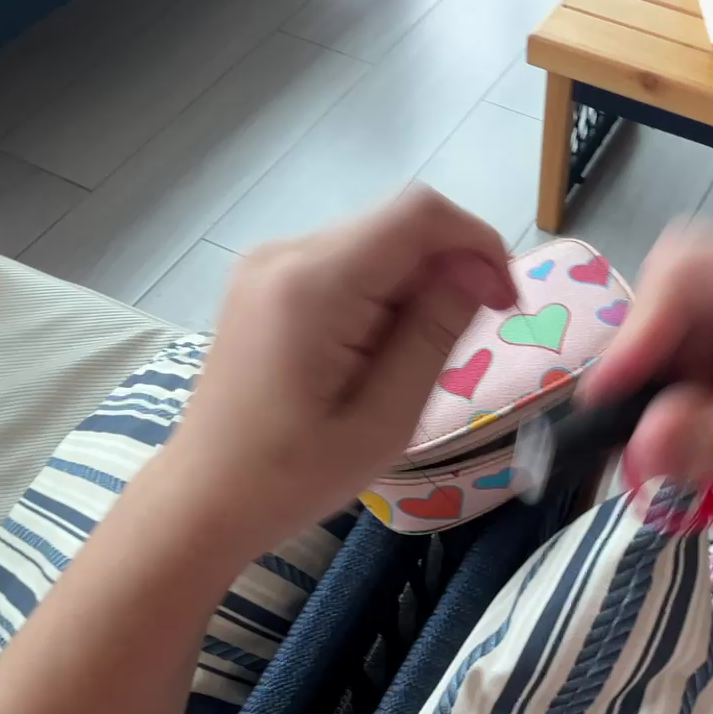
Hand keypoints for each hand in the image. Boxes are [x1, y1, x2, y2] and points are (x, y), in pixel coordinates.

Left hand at [158, 188, 515, 554]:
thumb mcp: (384, 421)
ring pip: (376, 245)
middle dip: (451, 271)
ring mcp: (268, 264)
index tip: (505, 304)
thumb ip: (433, 336)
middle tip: (465, 344)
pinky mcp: (266, 283)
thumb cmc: (294, 477)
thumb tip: (480, 271)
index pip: (419, 215)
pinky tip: (378, 351)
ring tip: (414, 360)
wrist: (207, 498)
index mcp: (313, 285)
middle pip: (398, 227)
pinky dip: (382, 296)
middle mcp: (285, 254)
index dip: (479, 244)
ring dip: (417, 288)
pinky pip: (346, 266)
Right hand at [583, 227, 712, 522]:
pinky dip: (686, 412)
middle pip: (677, 301)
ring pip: (681, 340)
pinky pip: (701, 369)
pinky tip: (694, 449)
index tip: (608, 400)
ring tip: (667, 457)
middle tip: (633, 438)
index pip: (690, 272)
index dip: (639, 331)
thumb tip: (635, 446)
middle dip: (648, 370)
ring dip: (664, 398)